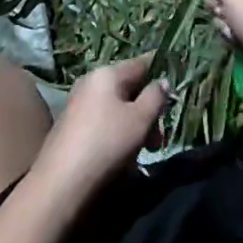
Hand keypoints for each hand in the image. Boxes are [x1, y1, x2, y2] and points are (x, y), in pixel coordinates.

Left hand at [32, 54, 166, 197]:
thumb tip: (162, 80)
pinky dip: (121, 131)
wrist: (63, 179)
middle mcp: (91, 82)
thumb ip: (155, 96)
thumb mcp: (140, 118)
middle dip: (150, 108)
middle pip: (130, 87)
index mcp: (106, 74)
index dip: (161, 70)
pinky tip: (128, 152)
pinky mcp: (75, 124)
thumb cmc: (107, 142)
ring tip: (149, 148)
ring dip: (138, 124)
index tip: (178, 81)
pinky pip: (106, 119)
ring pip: (119, 106)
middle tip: (162, 134)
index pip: (141, 63)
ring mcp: (80, 103)